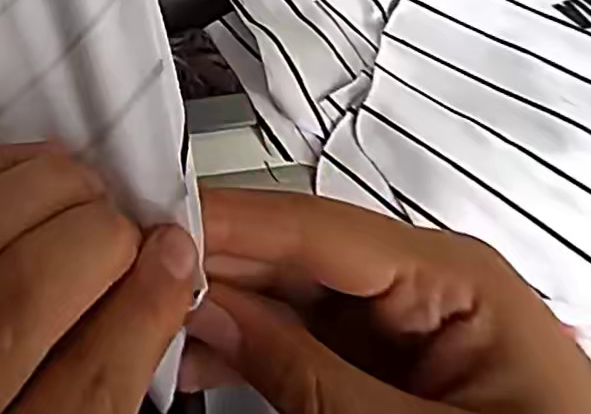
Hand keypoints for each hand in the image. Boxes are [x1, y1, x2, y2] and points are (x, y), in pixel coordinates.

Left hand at [0, 143, 197, 413]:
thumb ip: (98, 381)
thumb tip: (161, 277)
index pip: (87, 386)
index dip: (144, 304)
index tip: (174, 253)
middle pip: (25, 290)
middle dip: (97, 235)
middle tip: (125, 225)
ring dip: (46, 185)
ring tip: (83, 185)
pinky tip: (27, 165)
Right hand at [182, 188, 590, 413]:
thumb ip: (304, 371)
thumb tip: (200, 301)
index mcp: (449, 274)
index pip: (313, 224)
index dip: (231, 220)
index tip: (159, 220)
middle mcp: (417, 281)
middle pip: (292, 253)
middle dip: (216, 266)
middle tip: (140, 271)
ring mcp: (396, 321)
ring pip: (285, 295)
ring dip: (221, 310)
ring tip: (156, 325)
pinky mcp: (379, 360)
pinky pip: (298, 336)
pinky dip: (247, 348)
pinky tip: (198, 358)